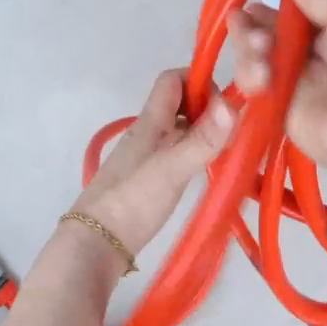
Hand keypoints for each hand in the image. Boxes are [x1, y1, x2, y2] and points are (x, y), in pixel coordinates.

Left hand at [69, 70, 235, 261]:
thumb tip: (232, 103)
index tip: (225, 103)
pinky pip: (174, 152)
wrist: (94, 245)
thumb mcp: (172, 169)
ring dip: (202, 131)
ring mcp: (145, 156)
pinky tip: (205, 171)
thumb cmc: (132, 202)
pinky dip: (193, 152)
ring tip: (226, 151)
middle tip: (233, 131)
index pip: (172, 80)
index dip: (199, 80)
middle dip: (207, 108)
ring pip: (177, 129)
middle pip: (178, 103)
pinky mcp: (146, 179)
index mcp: (150, 122)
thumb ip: (202, 139)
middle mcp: (147, 132)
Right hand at [228, 0, 326, 185]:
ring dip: (249, 45)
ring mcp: (295, 79)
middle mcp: (314, 48)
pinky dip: (249, 74)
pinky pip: (252, 85)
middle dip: (253, 20)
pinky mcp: (278, 108)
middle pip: (268, 26)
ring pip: (253, 52)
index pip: (299, 2)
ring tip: (261, 50)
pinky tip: (261, 76)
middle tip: (247, 20)